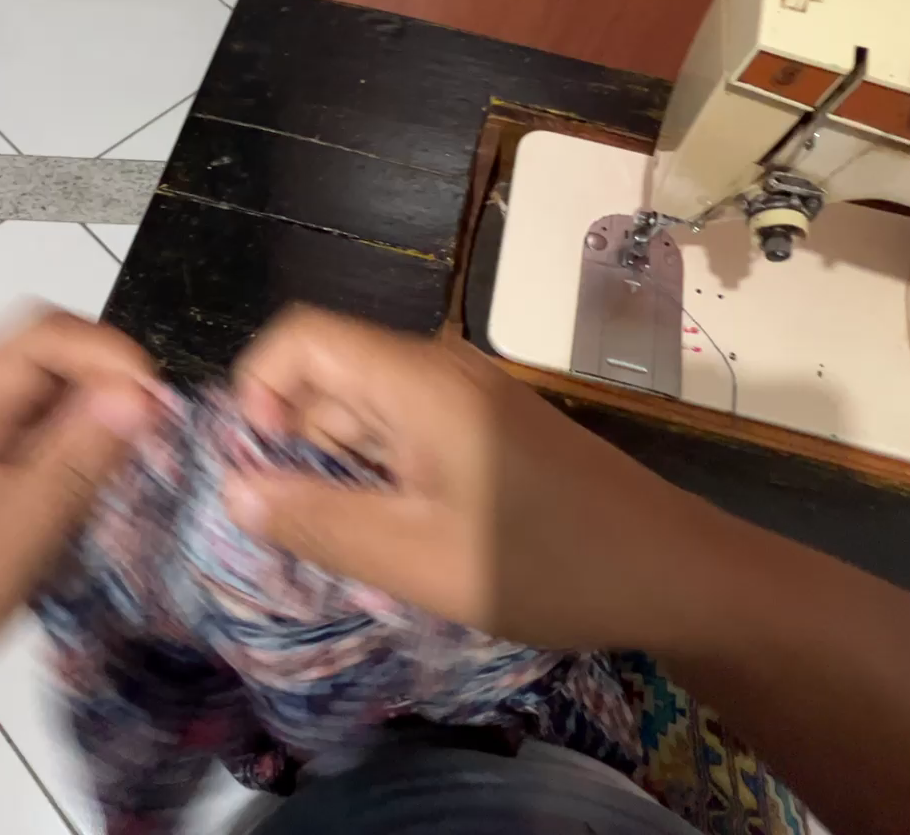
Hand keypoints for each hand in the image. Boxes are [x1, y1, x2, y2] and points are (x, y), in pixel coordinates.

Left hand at [0, 309, 159, 707]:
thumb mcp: (8, 544)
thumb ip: (71, 465)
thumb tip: (136, 396)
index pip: (41, 338)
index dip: (107, 354)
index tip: (153, 403)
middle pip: (51, 349)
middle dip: (112, 376)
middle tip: (155, 428)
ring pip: (56, 382)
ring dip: (104, 405)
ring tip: (139, 452)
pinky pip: (51, 418)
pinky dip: (88, 433)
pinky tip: (103, 474)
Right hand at [224, 307, 698, 649]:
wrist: (675, 573)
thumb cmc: (547, 564)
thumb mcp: (417, 558)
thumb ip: (317, 521)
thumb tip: (234, 490)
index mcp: (415, 379)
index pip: (303, 337)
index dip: (259, 389)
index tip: (260, 467)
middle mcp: (433, 370)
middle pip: (328, 379)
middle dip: (295, 447)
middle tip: (300, 531)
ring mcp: (460, 397)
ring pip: (362, 413)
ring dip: (338, 470)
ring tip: (349, 543)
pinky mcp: (478, 425)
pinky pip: (400, 435)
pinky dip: (377, 477)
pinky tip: (392, 534)